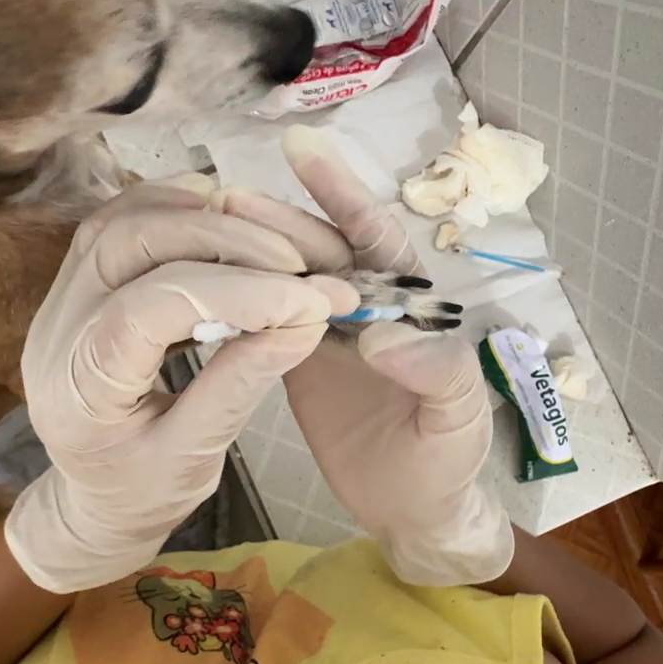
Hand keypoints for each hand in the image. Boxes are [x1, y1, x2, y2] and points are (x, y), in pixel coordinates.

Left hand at [5, 181, 358, 592]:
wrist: (93, 499)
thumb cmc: (141, 492)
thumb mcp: (195, 456)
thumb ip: (242, 383)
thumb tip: (307, 319)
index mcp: (78, 389)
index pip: (151, 310)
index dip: (237, 293)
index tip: (310, 299)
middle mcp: (54, 331)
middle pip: (128, 245)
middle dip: (221, 241)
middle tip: (296, 262)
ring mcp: (57, 302)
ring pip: (117, 222)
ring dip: (194, 215)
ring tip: (266, 233)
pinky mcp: (73, 287)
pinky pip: (113, 225)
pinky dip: (167, 209)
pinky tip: (216, 213)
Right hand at [222, 127, 512, 585]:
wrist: (409, 510)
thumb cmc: (446, 462)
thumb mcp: (459, 420)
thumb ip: (439, 373)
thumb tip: (381, 335)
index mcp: (409, 308)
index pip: (375, 237)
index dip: (340, 194)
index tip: (302, 153)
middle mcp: (364, 309)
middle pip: (318, 253)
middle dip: (276, 223)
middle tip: (224, 200)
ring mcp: (325, 335)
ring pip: (285, 284)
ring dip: (250, 257)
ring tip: (203, 232)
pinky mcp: (294, 365)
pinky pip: (265, 325)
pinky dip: (238, 304)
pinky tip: (203, 289)